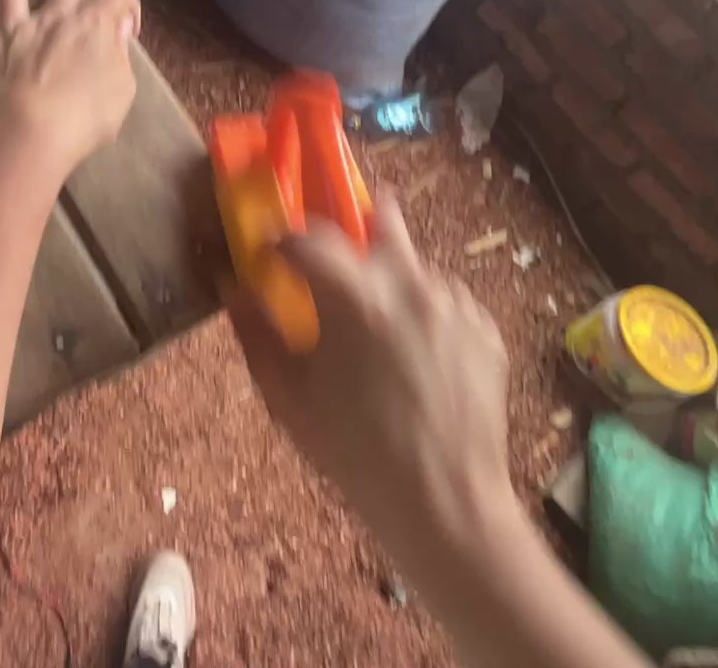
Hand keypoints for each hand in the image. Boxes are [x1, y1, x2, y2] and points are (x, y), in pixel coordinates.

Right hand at [228, 191, 516, 570]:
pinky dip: (422, 310)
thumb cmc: (351, 448)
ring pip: (413, 263)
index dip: (279, 240)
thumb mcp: (285, 394)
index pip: (306, 235)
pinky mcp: (484, 327)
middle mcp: (409, 284)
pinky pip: (443, 298)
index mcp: (354, 297)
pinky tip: (414, 354)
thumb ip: (254, 330)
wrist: (445, 502)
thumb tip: (233, 286)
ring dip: (388, 278)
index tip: (268, 257)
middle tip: (335, 258)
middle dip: (351, 224)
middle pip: (381, 214)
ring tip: (378, 327)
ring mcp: (454, 303)